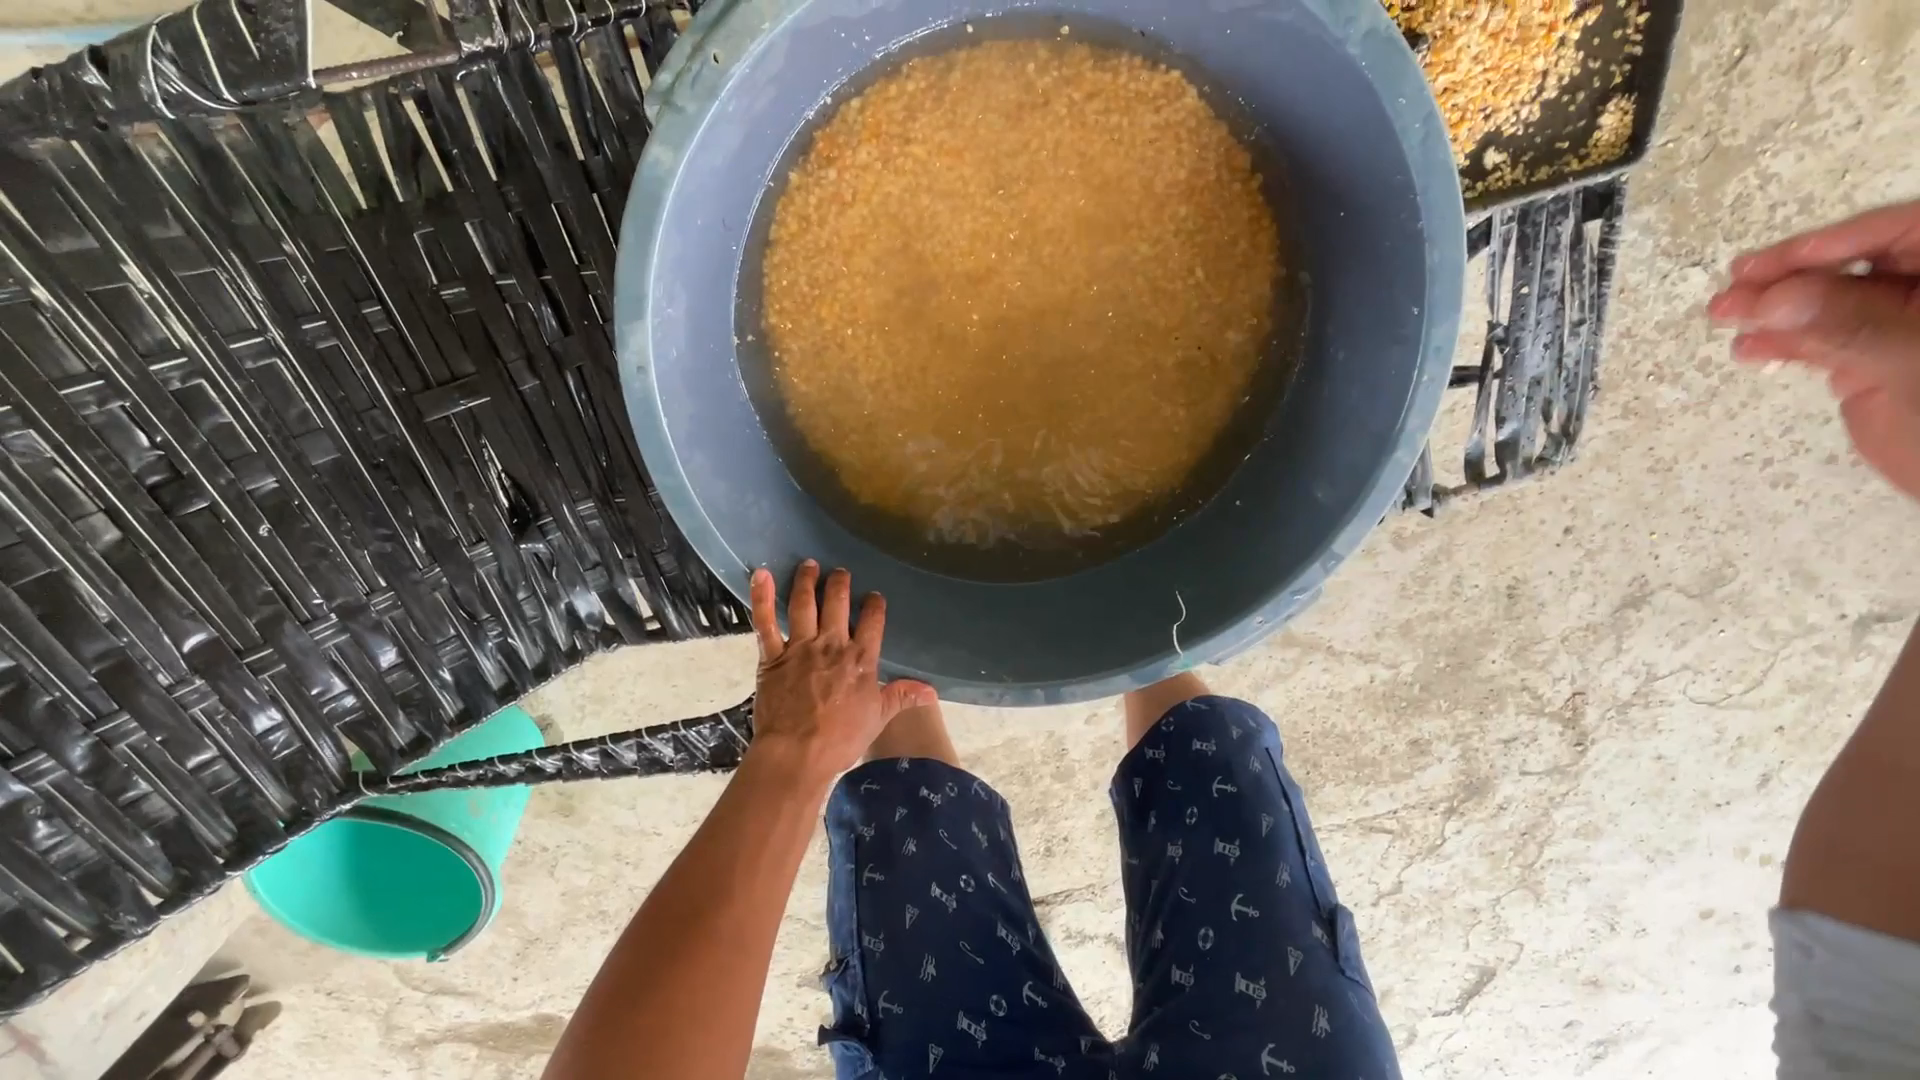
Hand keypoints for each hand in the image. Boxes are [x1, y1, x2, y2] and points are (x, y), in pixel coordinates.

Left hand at [745, 561, 935, 783]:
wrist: (798, 753)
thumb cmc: (840, 739)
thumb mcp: (878, 718)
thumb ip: (902, 696)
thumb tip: (931, 690)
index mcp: (861, 659)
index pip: (872, 621)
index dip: (874, 605)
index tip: (874, 596)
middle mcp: (832, 645)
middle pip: (837, 603)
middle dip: (840, 583)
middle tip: (840, 572)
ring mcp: (800, 647)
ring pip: (804, 604)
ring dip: (807, 581)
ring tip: (810, 565)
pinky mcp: (773, 656)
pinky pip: (765, 622)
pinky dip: (761, 597)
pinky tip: (760, 575)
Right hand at [1708, 199, 1919, 501]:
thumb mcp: (1912, 362)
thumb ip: (1849, 324)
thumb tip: (1770, 298)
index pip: (1904, 231)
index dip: (1834, 242)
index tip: (1764, 266)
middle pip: (1859, 265)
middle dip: (1790, 279)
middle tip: (1730, 294)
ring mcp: (1907, 329)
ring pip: (1835, 303)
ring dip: (1774, 311)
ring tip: (1722, 319)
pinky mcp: (1880, 362)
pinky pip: (1827, 340)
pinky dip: (1785, 341)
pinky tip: (1748, 348)